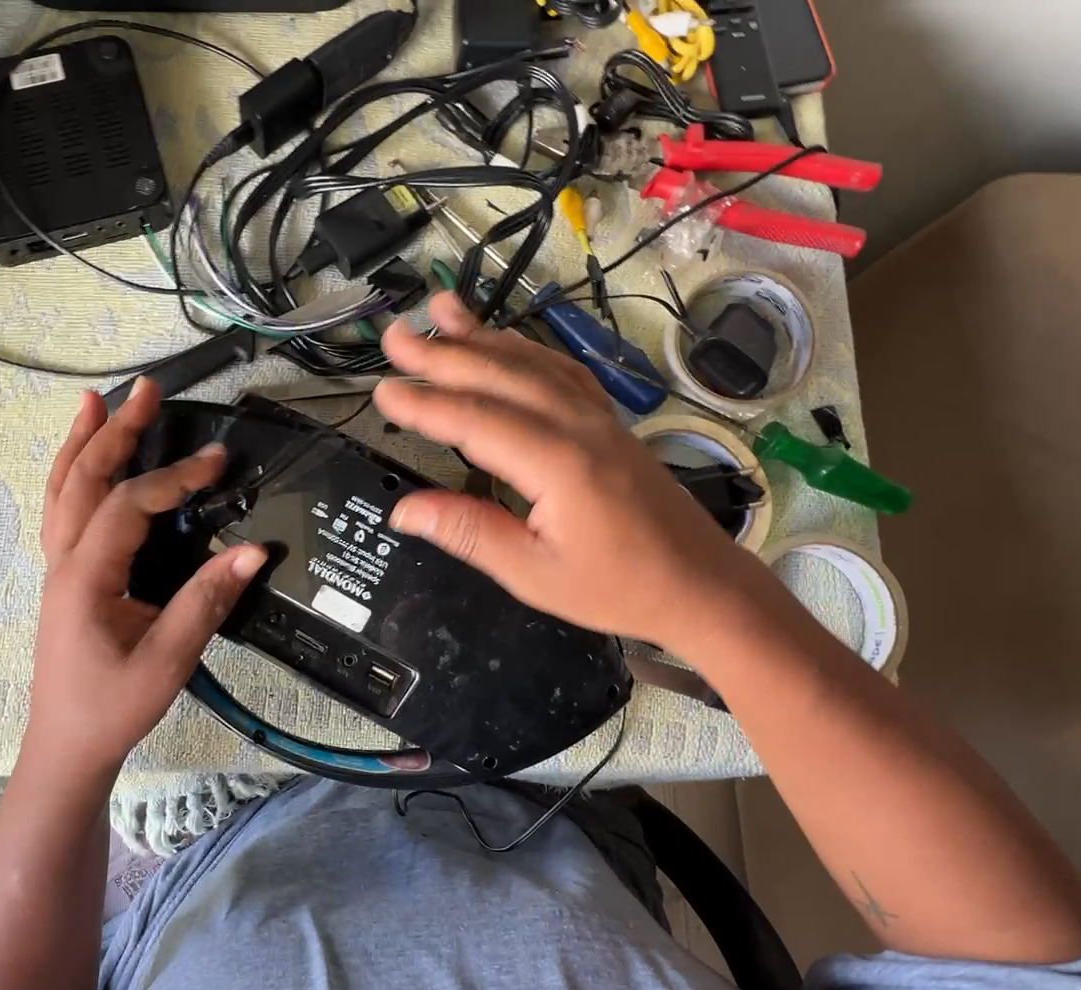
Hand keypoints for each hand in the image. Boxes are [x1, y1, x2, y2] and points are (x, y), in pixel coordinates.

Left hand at [25, 381, 266, 779]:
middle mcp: (64, 562)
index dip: (174, 479)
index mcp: (86, 577)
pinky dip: (73, 475)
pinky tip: (85, 463)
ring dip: (82, 443)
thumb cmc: (113, 707)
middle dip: (115, 431)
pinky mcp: (67, 579)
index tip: (219, 462)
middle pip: (84, 480)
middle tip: (147, 391)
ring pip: (63, 491)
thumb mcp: (167, 660)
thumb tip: (252, 552)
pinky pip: (63, 512)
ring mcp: (59, 569)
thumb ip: (206, 603)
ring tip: (96, 402)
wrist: (68, 746)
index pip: (129, 507)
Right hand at [373, 292, 779, 656]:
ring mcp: (598, 416)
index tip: (382, 389)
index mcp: (558, 463)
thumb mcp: (532, 573)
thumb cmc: (616, 587)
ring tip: (441, 310)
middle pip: (500, 375)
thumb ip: (468, 532)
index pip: (476, 420)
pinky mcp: (609, 420)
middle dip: (443, 353)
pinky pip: (561, 370)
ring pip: (532, 362)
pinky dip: (525, 349)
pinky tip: (504, 340)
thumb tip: (404, 510)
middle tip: (395, 334)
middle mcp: (577, 425)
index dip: (425, 403)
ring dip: (482, 336)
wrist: (698, 582)